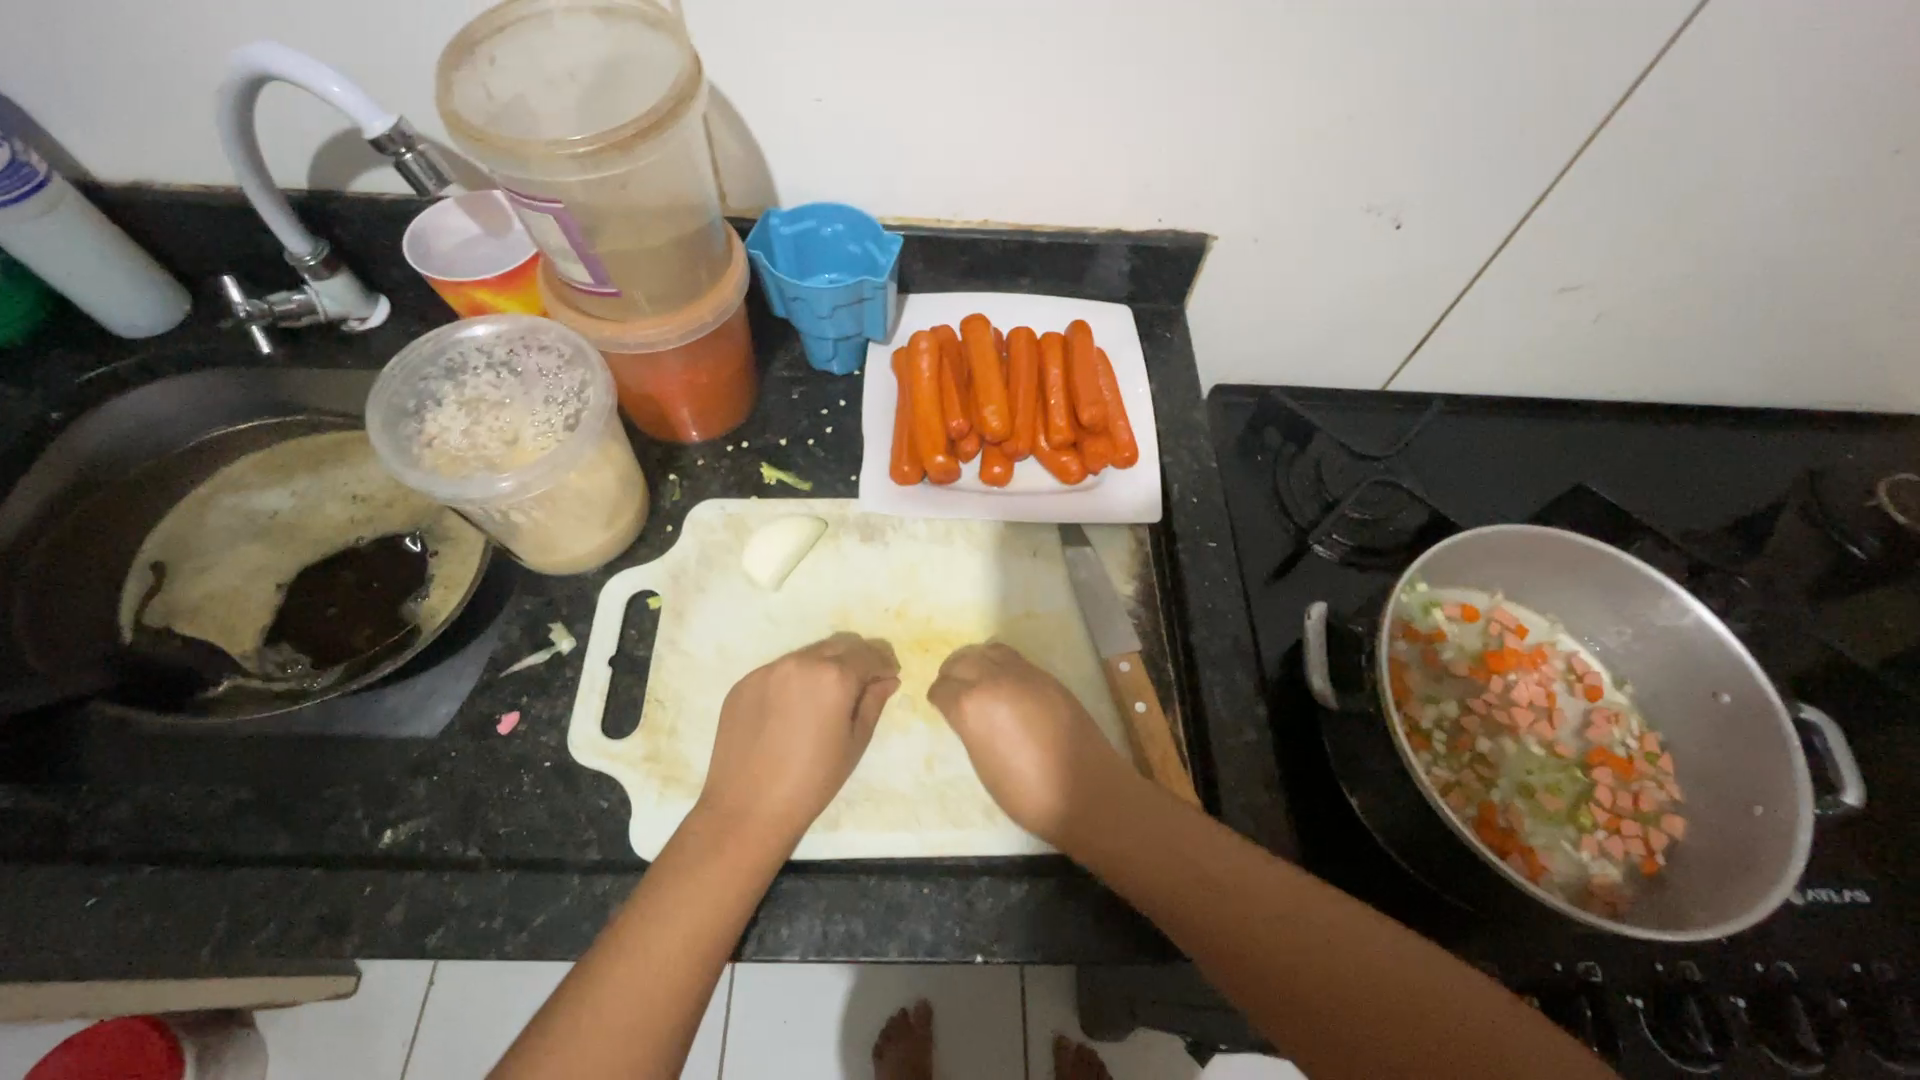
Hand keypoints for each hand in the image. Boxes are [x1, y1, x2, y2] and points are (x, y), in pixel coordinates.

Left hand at [697, 632, 900, 844]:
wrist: (748, 808)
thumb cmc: (812, 781)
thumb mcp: (855, 743)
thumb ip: (873, 703)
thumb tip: (886, 679)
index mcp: (833, 676)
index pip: (868, 654)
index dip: (884, 663)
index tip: (889, 676)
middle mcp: (799, 662)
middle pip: (838, 645)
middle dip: (857, 658)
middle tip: (863, 683)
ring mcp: (767, 670)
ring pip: (807, 655)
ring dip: (824, 667)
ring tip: (826, 698)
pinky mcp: (743, 683)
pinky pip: (778, 672)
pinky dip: (794, 681)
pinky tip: (793, 711)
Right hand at [927, 642, 1134, 844]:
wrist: (1086, 792)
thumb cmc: (1027, 793)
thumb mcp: (983, 763)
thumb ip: (970, 728)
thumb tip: (968, 715)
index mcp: (971, 705)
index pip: (942, 688)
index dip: (938, 698)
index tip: (940, 706)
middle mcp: (994, 680)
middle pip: (962, 661)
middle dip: (952, 674)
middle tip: (953, 690)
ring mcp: (1024, 675)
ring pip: (989, 650)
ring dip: (977, 661)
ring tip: (977, 681)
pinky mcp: (1048, 678)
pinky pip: (1014, 658)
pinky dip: (1001, 664)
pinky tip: (1004, 685)